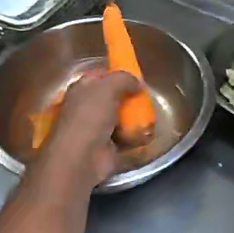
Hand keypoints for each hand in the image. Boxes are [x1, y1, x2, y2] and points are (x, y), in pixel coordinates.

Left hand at [35, 70, 141, 187]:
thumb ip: (124, 79)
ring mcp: (96, 128)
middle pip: (111, 98)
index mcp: (81, 89)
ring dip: (134, 118)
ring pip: (119, 118)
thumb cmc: (90, 116)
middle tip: (146, 97)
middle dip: (128, 97)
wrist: (82, 157)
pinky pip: (124, 138)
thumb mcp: (108, 88)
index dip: (117, 75)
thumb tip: (138, 83)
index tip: (136, 77)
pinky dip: (135, 136)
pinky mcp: (106, 147)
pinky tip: (148, 132)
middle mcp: (86, 107)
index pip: (100, 76)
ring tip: (151, 114)